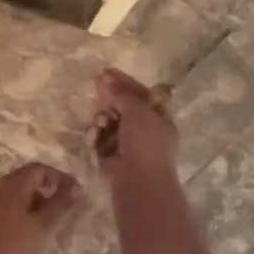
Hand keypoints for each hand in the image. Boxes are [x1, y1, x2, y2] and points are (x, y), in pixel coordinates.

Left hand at [0, 163, 81, 253]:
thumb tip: (76, 187)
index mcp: (11, 186)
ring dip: (33, 204)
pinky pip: (3, 209)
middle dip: (46, 191)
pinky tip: (26, 235)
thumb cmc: (15, 250)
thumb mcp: (44, 228)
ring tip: (47, 225)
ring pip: (13, 196)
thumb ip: (60, 205)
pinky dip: (19, 214)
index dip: (59, 177)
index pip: (38, 169)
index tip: (75, 194)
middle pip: (24, 180)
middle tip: (62, 210)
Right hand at [90, 68, 178, 189]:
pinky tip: (94, 138)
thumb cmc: (145, 143)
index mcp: (159, 116)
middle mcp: (145, 129)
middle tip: (95, 86)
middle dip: (108, 99)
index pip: (141, 93)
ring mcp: (128, 143)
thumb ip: (120, 94)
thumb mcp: (137, 112)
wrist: (139, 181)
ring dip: (101, 119)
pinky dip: (96, 137)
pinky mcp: (111, 155)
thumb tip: (105, 77)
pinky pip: (100, 139)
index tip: (106, 71)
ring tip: (100, 123)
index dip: (124, 82)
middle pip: (122, 106)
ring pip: (108, 122)